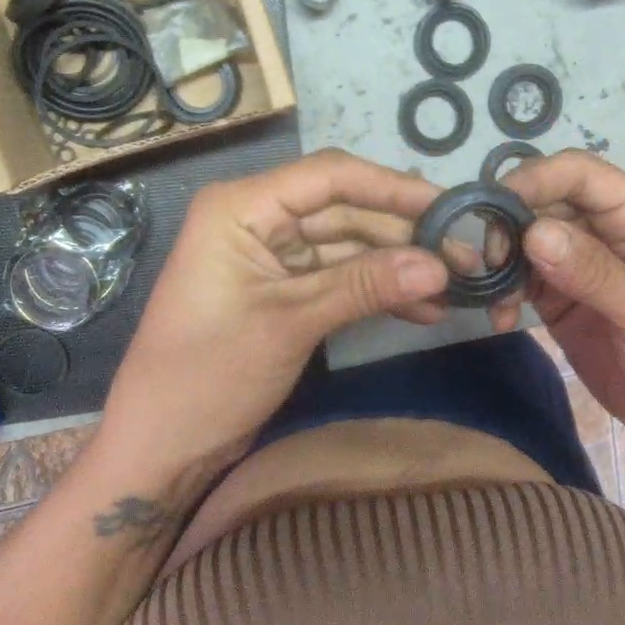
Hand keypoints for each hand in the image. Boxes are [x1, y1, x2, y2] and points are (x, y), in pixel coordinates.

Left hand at [103, 150, 451, 468]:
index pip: (331, 176)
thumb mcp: (291, 323)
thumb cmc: (208, 375)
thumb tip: (441, 265)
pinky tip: (423, 309)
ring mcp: (271, 255)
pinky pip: (338, 277)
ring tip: (455, 288)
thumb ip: (365, 285)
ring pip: (348, 245)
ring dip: (397, 266)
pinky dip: (377, 291)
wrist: (160, 448)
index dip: (394, 188)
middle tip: (465, 258)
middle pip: (345, 209)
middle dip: (404, 234)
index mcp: (241, 206)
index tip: (450, 208)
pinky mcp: (282, 290)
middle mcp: (257, 218)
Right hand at [495, 151, 624, 462]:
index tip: (494, 209)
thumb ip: (596, 275)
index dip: (535, 180)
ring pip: (525, 236)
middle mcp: (607, 227)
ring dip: (502, 261)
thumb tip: (534, 232)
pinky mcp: (558, 293)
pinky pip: (520, 275)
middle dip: (510, 225)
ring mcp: (579, 260)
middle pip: (543, 200)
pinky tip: (502, 319)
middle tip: (490, 265)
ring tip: (499, 300)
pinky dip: (503, 290)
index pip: (580, 174)